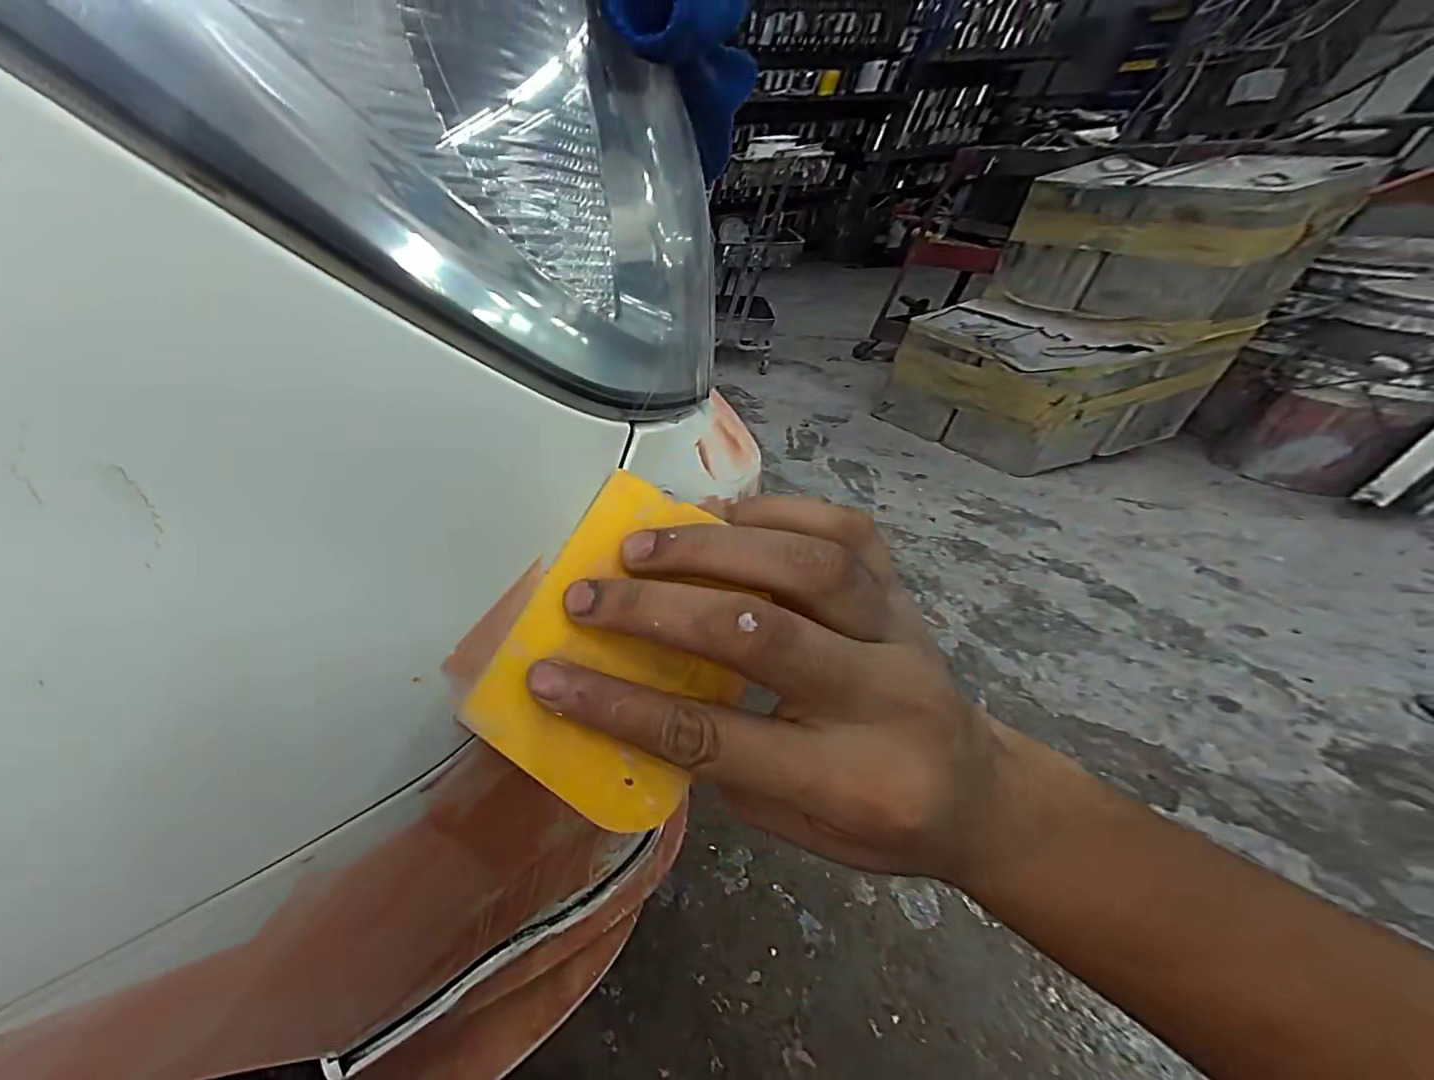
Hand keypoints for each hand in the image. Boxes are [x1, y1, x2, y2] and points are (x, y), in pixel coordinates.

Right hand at [525, 496, 1016, 882]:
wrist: (977, 790)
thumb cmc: (868, 820)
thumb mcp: (784, 818)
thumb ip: (712, 755)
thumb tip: (622, 682)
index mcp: (851, 782)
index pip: (712, 737)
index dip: (618, 707)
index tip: (547, 678)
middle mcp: (884, 698)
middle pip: (759, 637)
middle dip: (656, 611)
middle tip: (584, 597)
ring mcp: (902, 631)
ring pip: (807, 567)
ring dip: (708, 549)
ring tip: (638, 545)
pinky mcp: (905, 588)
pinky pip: (844, 529)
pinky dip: (771, 512)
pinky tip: (715, 513)